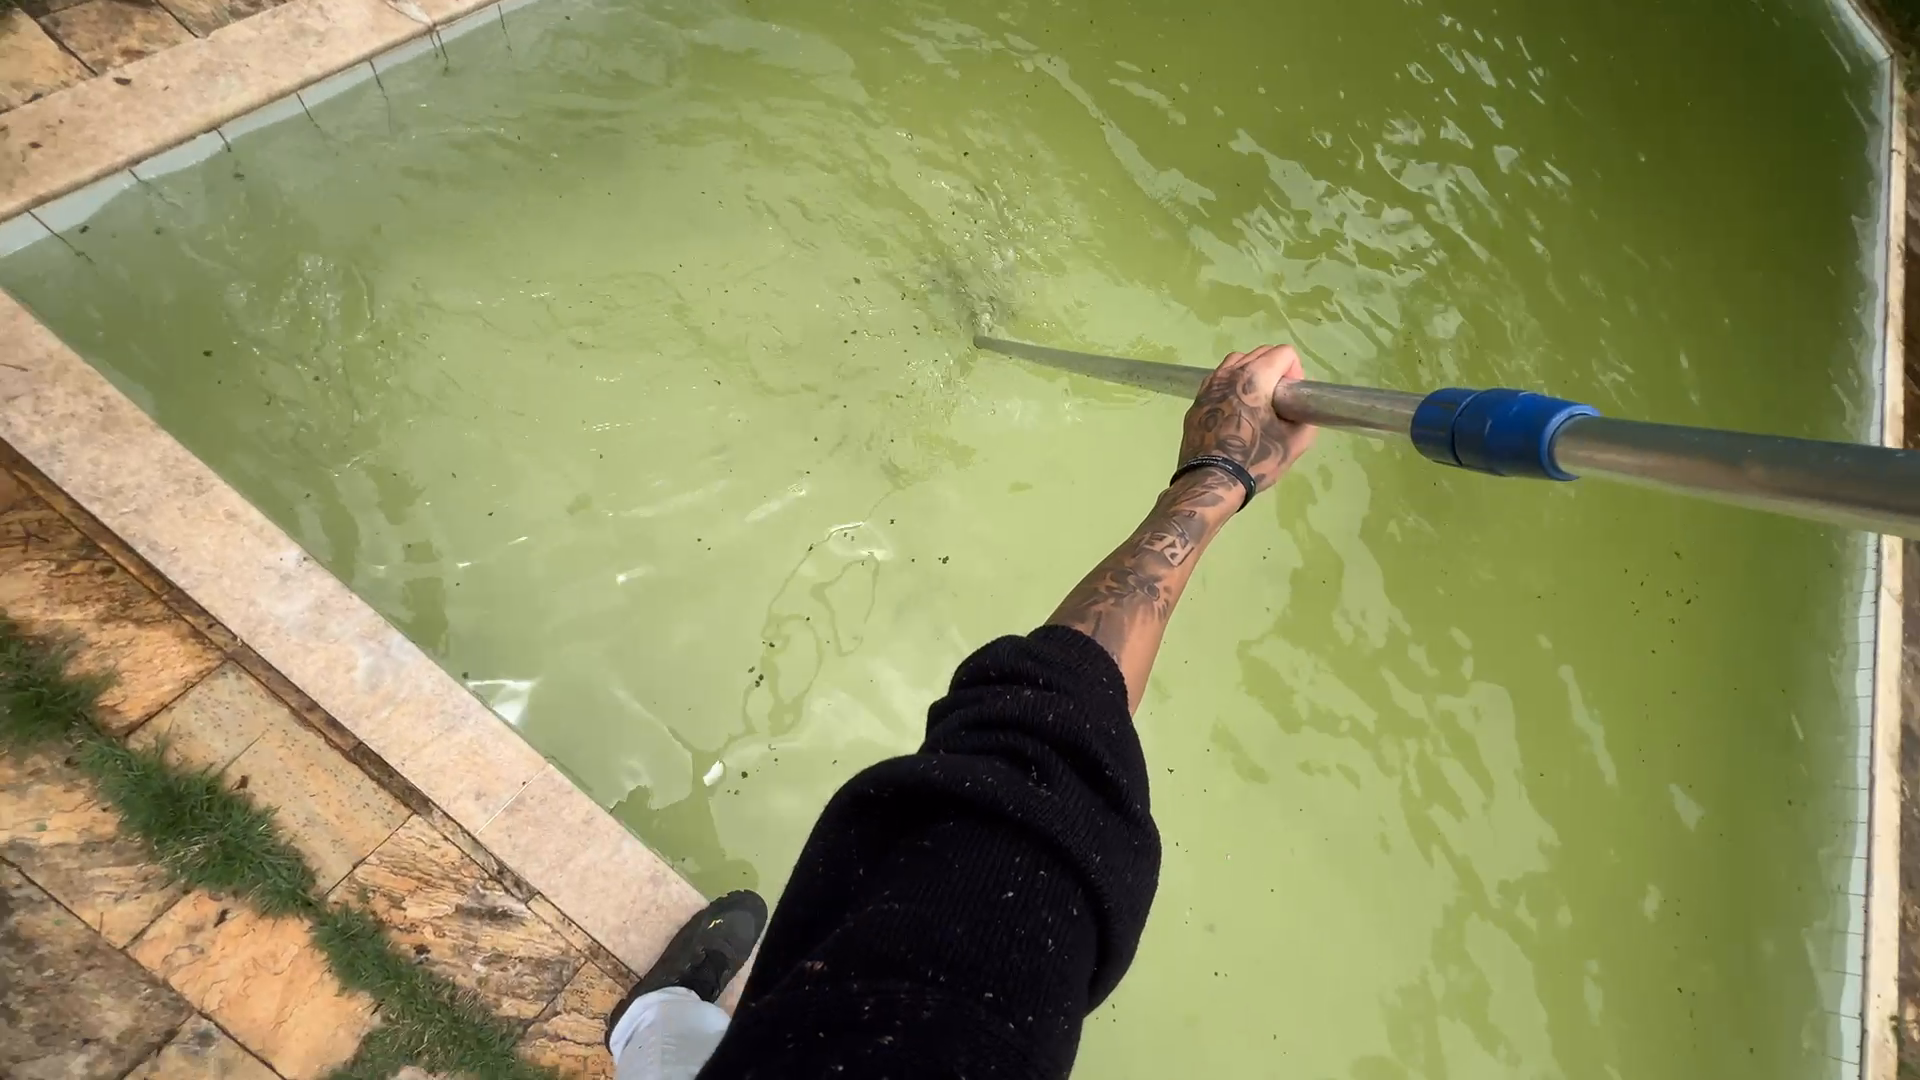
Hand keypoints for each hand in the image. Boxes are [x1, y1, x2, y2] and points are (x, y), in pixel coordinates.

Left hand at [1176, 344, 1316, 494]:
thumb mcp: (1296, 442)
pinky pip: (1217, 380)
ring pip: (1234, 363)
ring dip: (1251, 372)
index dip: (1296, 371)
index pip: (1283, 353)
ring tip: (1257, 400)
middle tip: (1279, 398)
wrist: (1211, 481)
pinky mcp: (1196, 401)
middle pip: (1259, 353)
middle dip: (1275, 369)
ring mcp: (1208, 386)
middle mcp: (1228, 374)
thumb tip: (1300, 410)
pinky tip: (1235, 408)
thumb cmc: (1255, 460)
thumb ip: (1305, 417)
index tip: (1293, 395)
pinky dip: (1230, 384)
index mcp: (1254, 378)